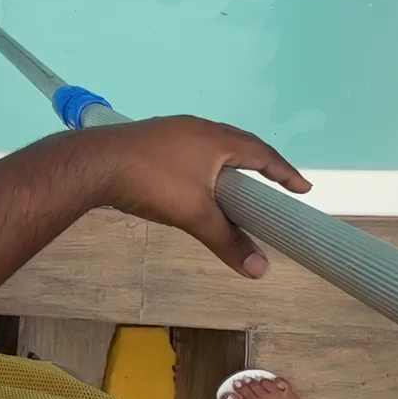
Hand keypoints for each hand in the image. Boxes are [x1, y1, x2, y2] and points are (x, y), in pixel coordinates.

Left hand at [78, 115, 309, 278]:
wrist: (95, 163)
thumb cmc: (152, 182)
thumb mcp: (194, 215)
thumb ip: (227, 241)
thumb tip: (261, 270)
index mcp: (215, 138)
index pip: (262, 153)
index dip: (284, 171)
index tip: (302, 187)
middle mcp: (196, 127)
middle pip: (238, 142)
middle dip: (259, 163)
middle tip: (274, 182)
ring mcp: (170, 130)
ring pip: (210, 144)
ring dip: (228, 162)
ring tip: (236, 183)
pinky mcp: (150, 138)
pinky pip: (189, 148)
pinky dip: (203, 163)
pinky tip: (193, 179)